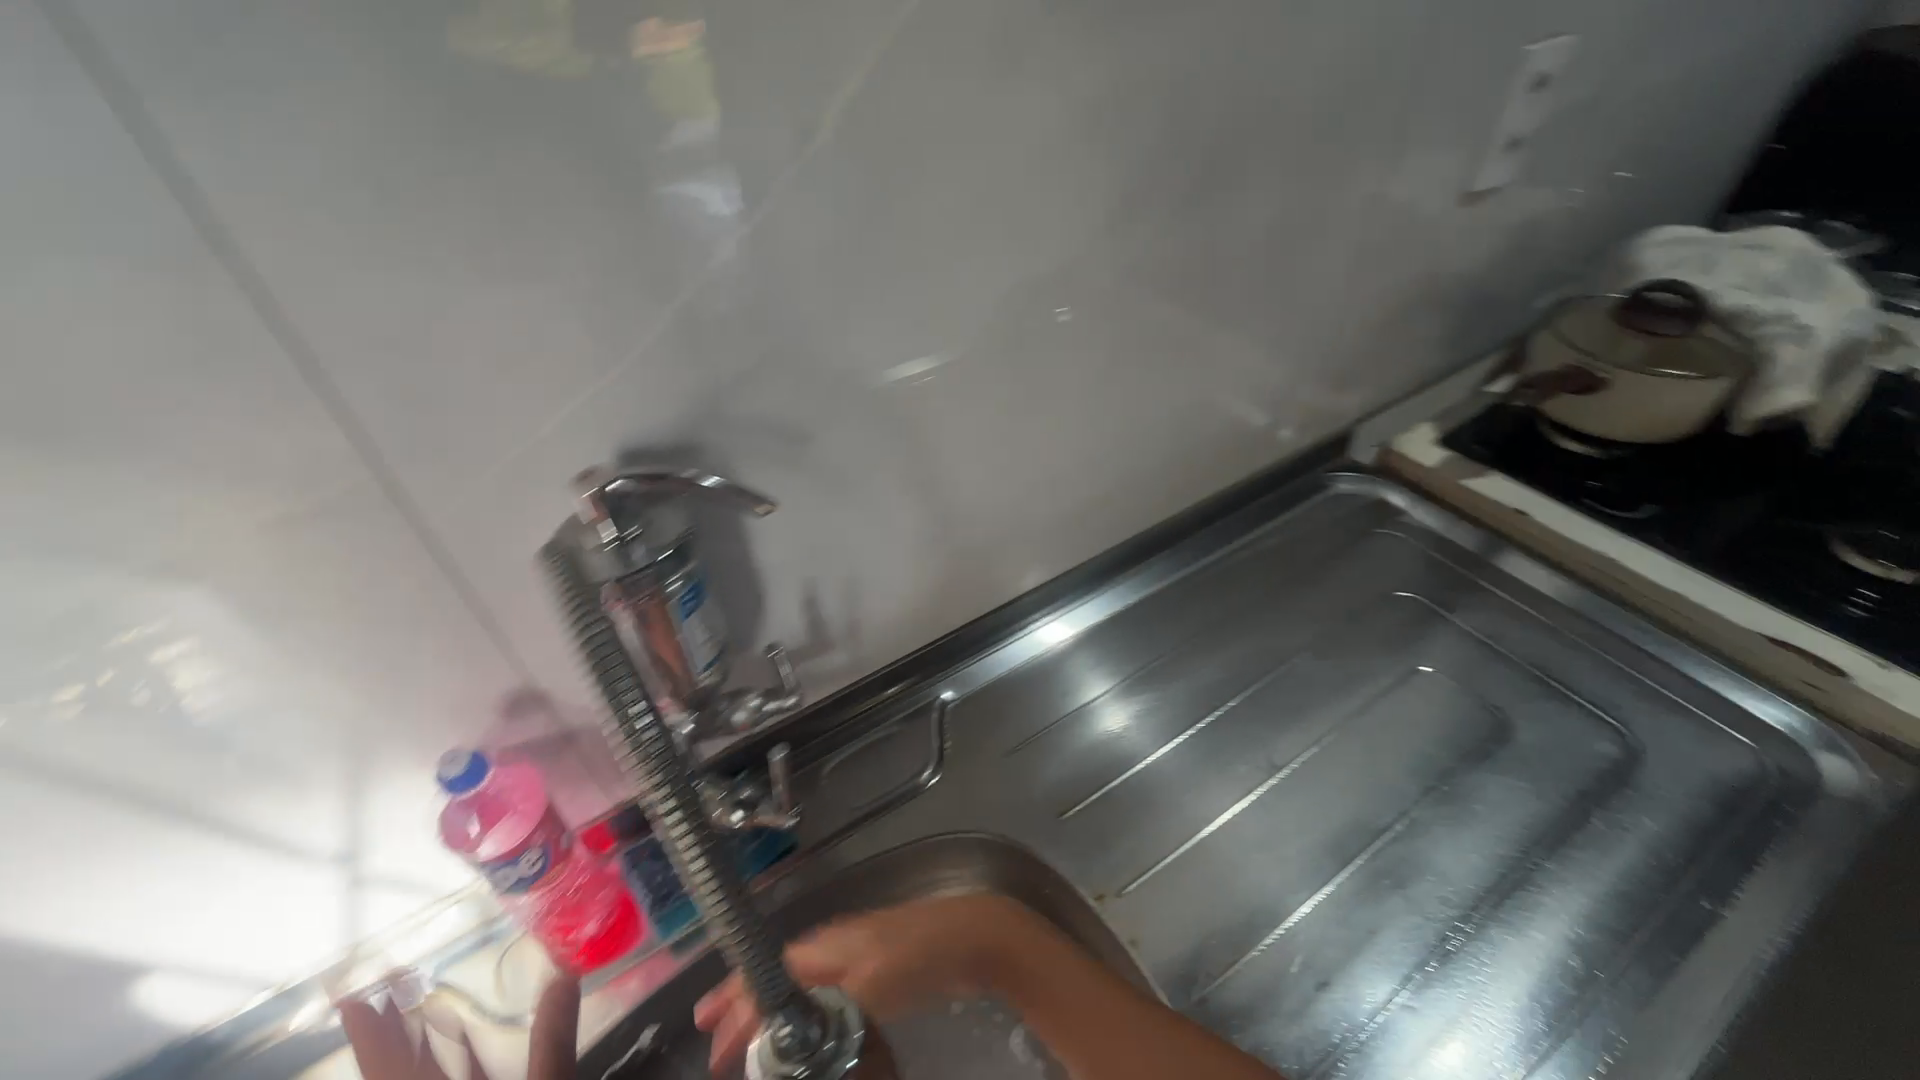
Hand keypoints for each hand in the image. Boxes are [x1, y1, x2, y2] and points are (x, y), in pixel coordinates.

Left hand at [340, 974, 579, 1079]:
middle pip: (394, 1070)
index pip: (389, 1066)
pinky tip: (458, 1034)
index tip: (348, 997)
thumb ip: (553, 1043)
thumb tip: (565, 977)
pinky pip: (446, 1079)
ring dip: (410, 1042)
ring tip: (407, 1000)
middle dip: (386, 1027)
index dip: (366, 1033)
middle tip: (381, 983)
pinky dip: (447, 1056)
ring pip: (415, 1075)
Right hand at [692, 893, 1045, 1073]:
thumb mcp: (871, 985)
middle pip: (775, 979)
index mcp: (823, 946)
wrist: (974, 937)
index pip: (764, 973)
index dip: (734, 1002)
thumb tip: (789, 1033)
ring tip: (751, 1045)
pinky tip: (808, 1032)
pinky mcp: (876, 970)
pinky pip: (824, 995)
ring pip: (798, 987)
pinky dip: (803, 1015)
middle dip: (743, 1010)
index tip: (708, 1032)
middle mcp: (831, 948)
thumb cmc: (921, 954)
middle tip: (717, 1047)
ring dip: (771, 1015)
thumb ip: (828, 1009)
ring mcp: (855, 957)